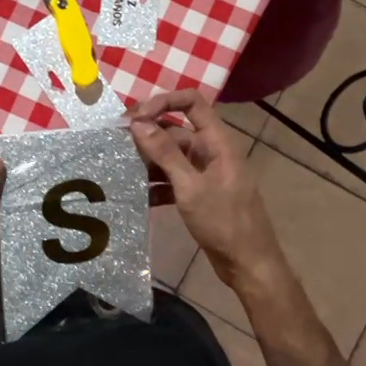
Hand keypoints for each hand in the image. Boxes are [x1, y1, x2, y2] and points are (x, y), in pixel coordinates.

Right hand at [128, 89, 285, 290]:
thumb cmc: (224, 222)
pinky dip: (155, 183)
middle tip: (117, 142)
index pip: (191, 103)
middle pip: (175, 128)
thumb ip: (164, 153)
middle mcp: (211, 151)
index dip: (163, 101)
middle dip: (147, 133)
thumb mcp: (190, 186)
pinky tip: (137, 194)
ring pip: (170, 155)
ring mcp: (205, 172)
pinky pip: (172, 178)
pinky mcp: (198, 192)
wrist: (248, 264)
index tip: (135, 118)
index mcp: (217, 142)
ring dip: (148, 160)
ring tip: (122, 168)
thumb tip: (138, 123)